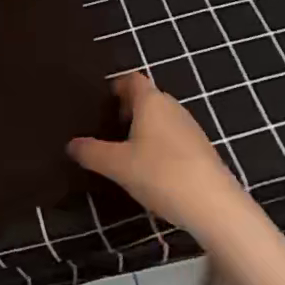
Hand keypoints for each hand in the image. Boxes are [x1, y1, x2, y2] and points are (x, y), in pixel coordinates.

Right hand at [68, 72, 248, 234]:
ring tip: (123, 151)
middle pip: (147, 98)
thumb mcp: (117, 165)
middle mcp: (172, 107)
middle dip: (127, 109)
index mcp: (152, 101)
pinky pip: (172, 136)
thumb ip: (91, 153)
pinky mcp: (201, 149)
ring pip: (160, 118)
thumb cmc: (161, 174)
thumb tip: (71, 144)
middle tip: (105, 128)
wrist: (214, 205)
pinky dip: (157, 144)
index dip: (116, 85)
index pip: (132, 79)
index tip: (100, 101)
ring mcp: (190, 128)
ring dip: (142, 128)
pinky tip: (148, 168)